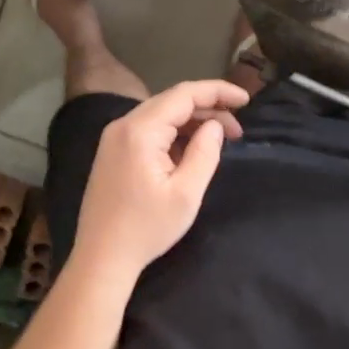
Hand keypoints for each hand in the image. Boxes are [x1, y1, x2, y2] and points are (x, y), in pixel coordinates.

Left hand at [70, 79, 249, 277]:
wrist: (102, 256)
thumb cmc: (146, 228)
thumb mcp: (186, 193)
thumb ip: (204, 153)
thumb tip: (215, 126)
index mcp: (140, 131)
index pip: (184, 95)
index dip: (218, 91)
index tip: (246, 100)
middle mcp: (122, 126)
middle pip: (171, 102)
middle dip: (208, 109)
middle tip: (237, 131)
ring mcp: (113, 139)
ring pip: (159, 116)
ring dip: (191, 122)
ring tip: (219, 141)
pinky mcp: (111, 153)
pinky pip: (147, 131)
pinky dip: (172, 134)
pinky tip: (190, 151)